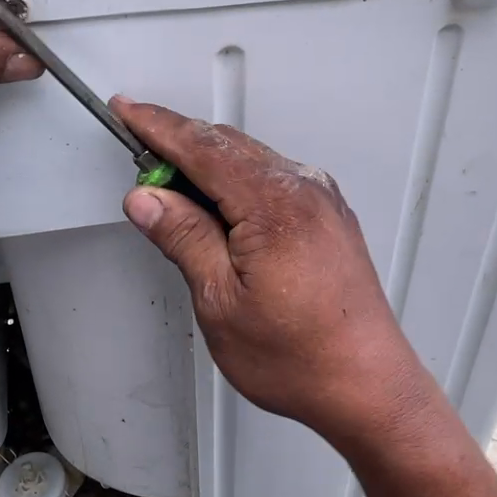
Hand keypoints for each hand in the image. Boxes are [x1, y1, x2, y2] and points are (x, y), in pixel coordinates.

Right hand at [112, 98, 434, 444]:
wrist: (368, 385)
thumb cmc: (302, 357)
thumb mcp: (220, 301)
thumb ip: (183, 238)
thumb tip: (147, 199)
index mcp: (273, 205)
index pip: (201, 147)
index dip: (157, 126)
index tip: (127, 111)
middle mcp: (304, 190)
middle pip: (226, 145)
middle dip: (177, 144)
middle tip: (138, 162)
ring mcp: (321, 200)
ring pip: (250, 158)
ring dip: (207, 162)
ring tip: (172, 191)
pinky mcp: (328, 215)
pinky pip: (273, 176)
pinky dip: (237, 179)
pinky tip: (219, 205)